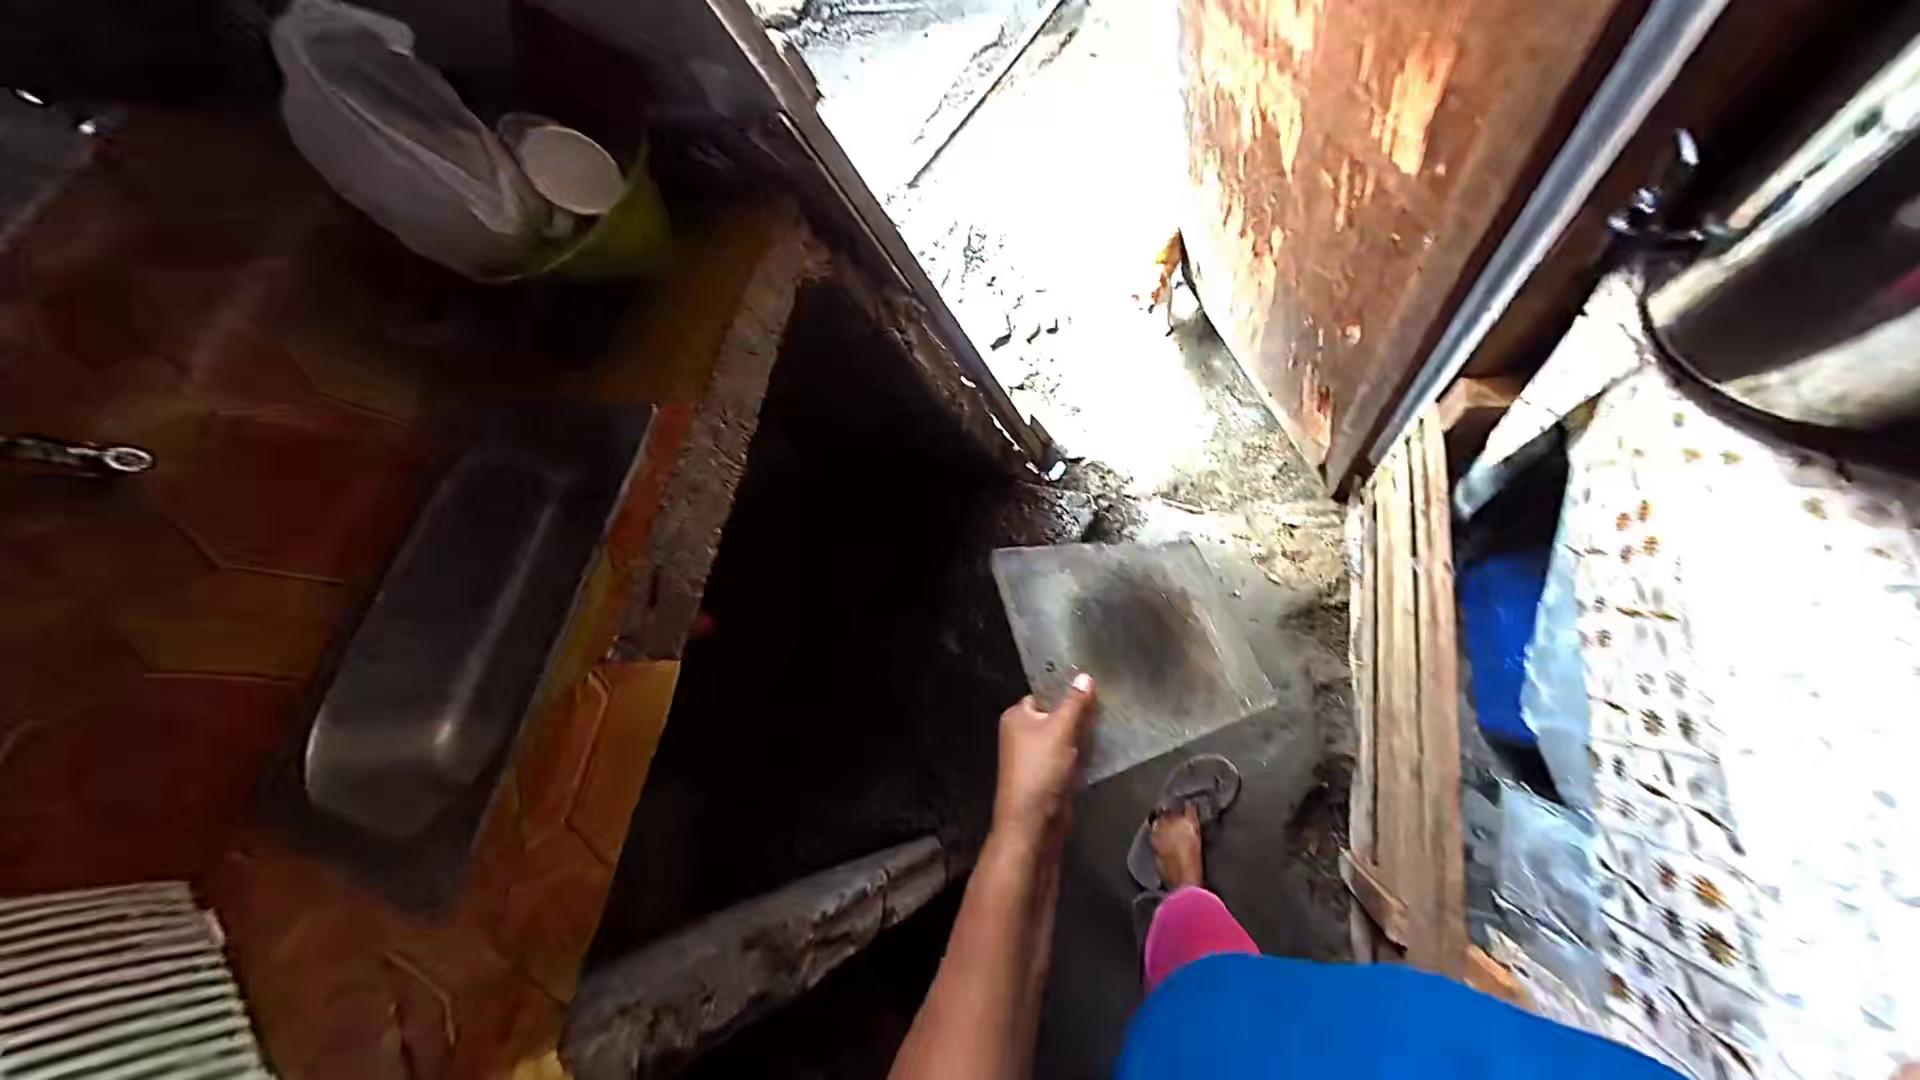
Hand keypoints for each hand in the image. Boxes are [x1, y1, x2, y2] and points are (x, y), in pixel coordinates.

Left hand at [991, 673, 1096, 846]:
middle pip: (1055, 716)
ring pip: (1064, 738)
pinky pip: (1069, 758)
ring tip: (1109, 724)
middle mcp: (1022, 734)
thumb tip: (1085, 676)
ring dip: (1083, 736)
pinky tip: (1102, 749)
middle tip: (1106, 705)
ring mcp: (1036, 757)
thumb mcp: (1059, 730)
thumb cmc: (1040, 770)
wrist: (1033, 823)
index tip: (1092, 687)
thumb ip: (1074, 704)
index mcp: (1017, 717)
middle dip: (1078, 714)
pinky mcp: (1049, 776)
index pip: (1043, 694)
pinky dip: (1082, 755)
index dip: (1064, 691)